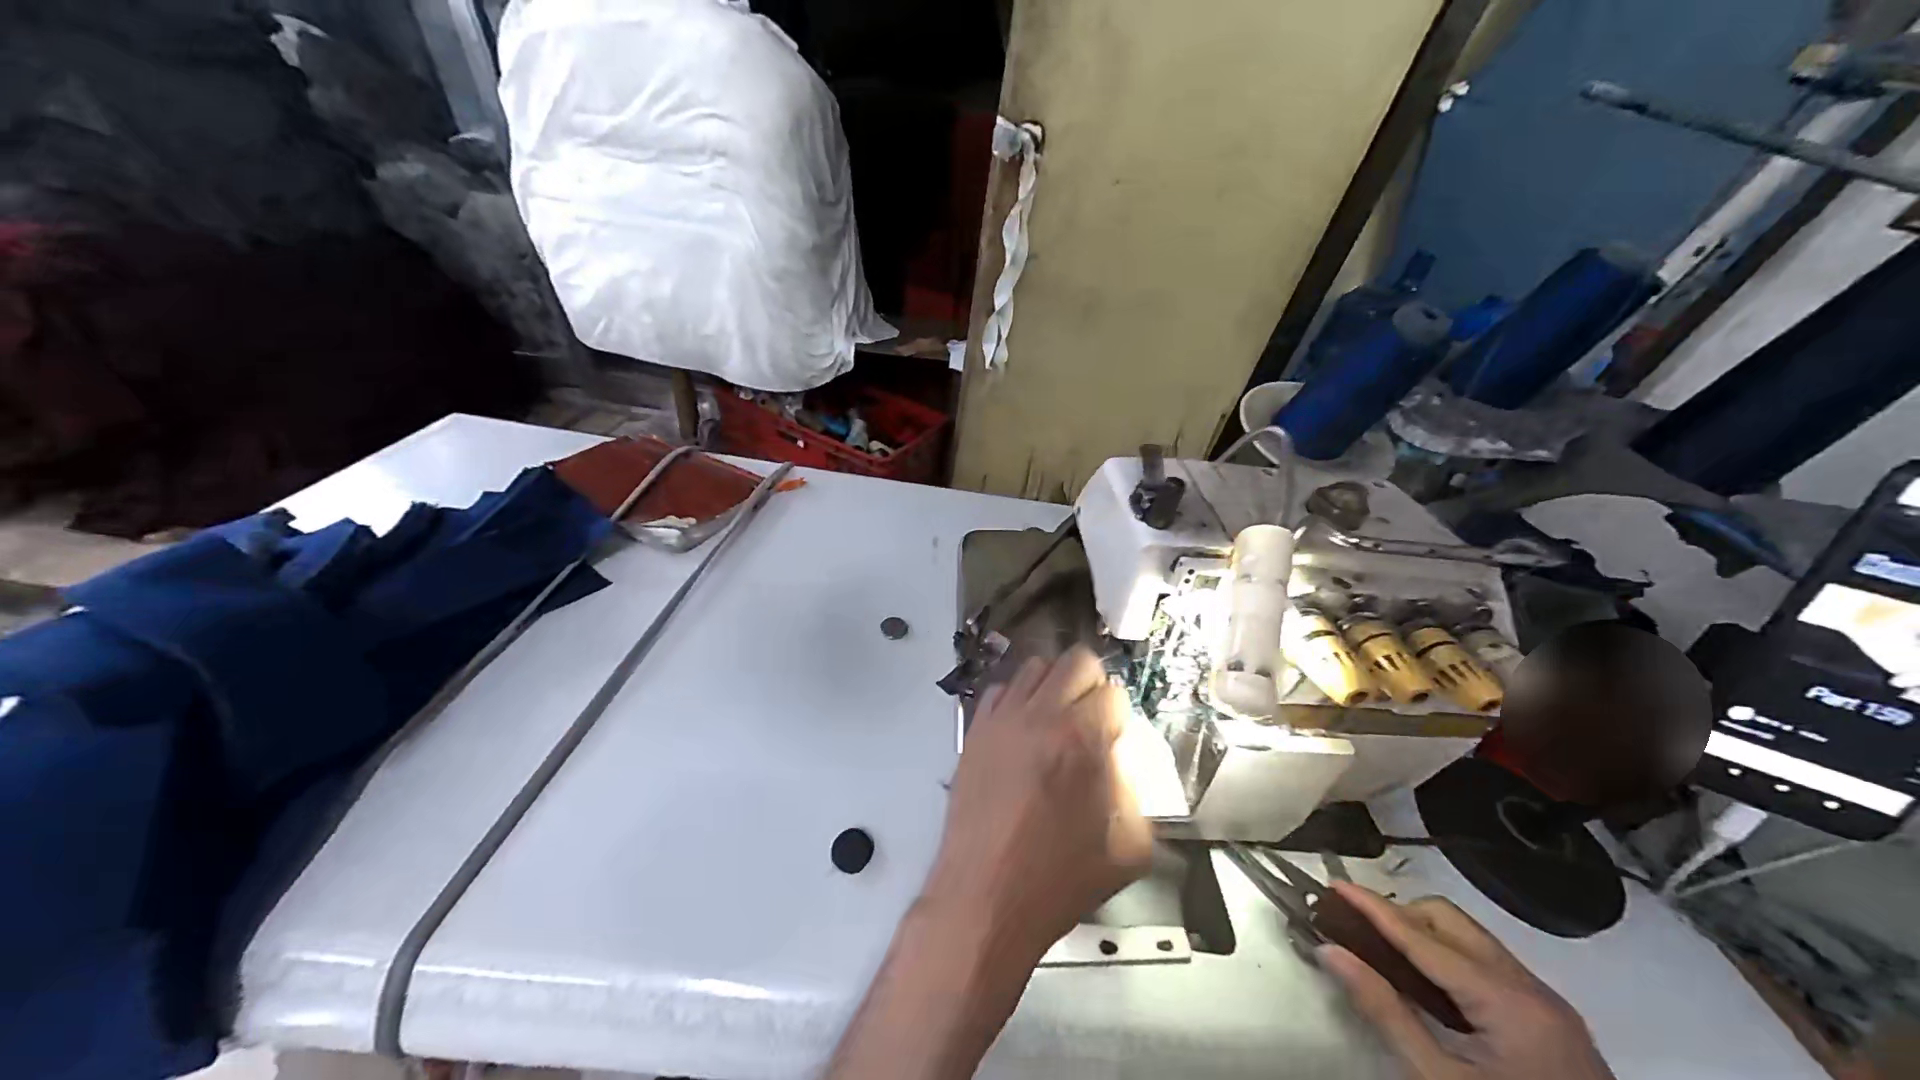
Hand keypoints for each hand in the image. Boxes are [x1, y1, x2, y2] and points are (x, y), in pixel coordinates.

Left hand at [921, 647, 1152, 964]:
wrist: (986, 895)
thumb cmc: (1057, 877)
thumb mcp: (1129, 844)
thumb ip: (1134, 789)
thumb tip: (1119, 761)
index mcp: (1082, 738)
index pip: (1114, 693)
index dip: (1121, 716)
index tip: (1117, 737)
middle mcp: (1040, 715)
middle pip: (1076, 660)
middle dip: (1093, 684)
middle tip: (1094, 717)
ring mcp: (1002, 719)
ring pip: (1035, 666)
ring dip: (1054, 685)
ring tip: (1058, 719)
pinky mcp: (975, 731)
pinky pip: (1001, 690)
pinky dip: (1018, 699)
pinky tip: (1025, 729)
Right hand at [1321, 883, 1615, 1079]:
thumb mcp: (1438, 1079)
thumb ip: (1385, 1012)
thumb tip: (1331, 952)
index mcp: (1507, 1001)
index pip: (1423, 936)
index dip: (1373, 907)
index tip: (1333, 885)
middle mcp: (1531, 988)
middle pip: (1450, 921)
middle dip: (1399, 915)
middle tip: (1355, 928)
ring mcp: (1546, 1003)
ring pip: (1470, 937)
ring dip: (1422, 934)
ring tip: (1383, 952)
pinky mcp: (1550, 1019)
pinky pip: (1488, 964)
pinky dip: (1448, 958)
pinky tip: (1425, 983)